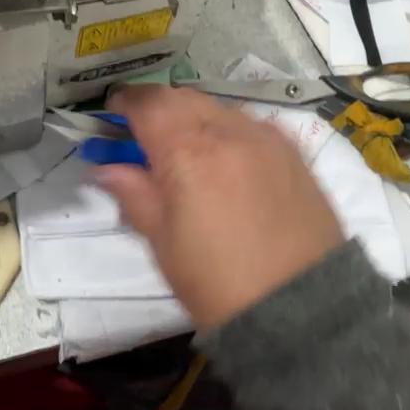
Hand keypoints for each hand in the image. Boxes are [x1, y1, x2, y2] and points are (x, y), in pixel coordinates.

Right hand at [89, 86, 344, 327]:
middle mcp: (230, 131)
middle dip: (157, 109)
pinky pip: (250, 125)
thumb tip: (106, 169)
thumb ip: (133, 194)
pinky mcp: (296, 153)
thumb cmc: (218, 283)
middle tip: (142, 138)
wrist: (303, 311)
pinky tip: (225, 164)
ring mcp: (268, 138)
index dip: (124, 101)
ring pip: (217, 108)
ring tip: (185, 154)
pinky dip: (226, 133)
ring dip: (192, 119)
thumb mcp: (162, 243)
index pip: (148, 102)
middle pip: (182, 98)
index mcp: (189, 152)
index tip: (111, 114)